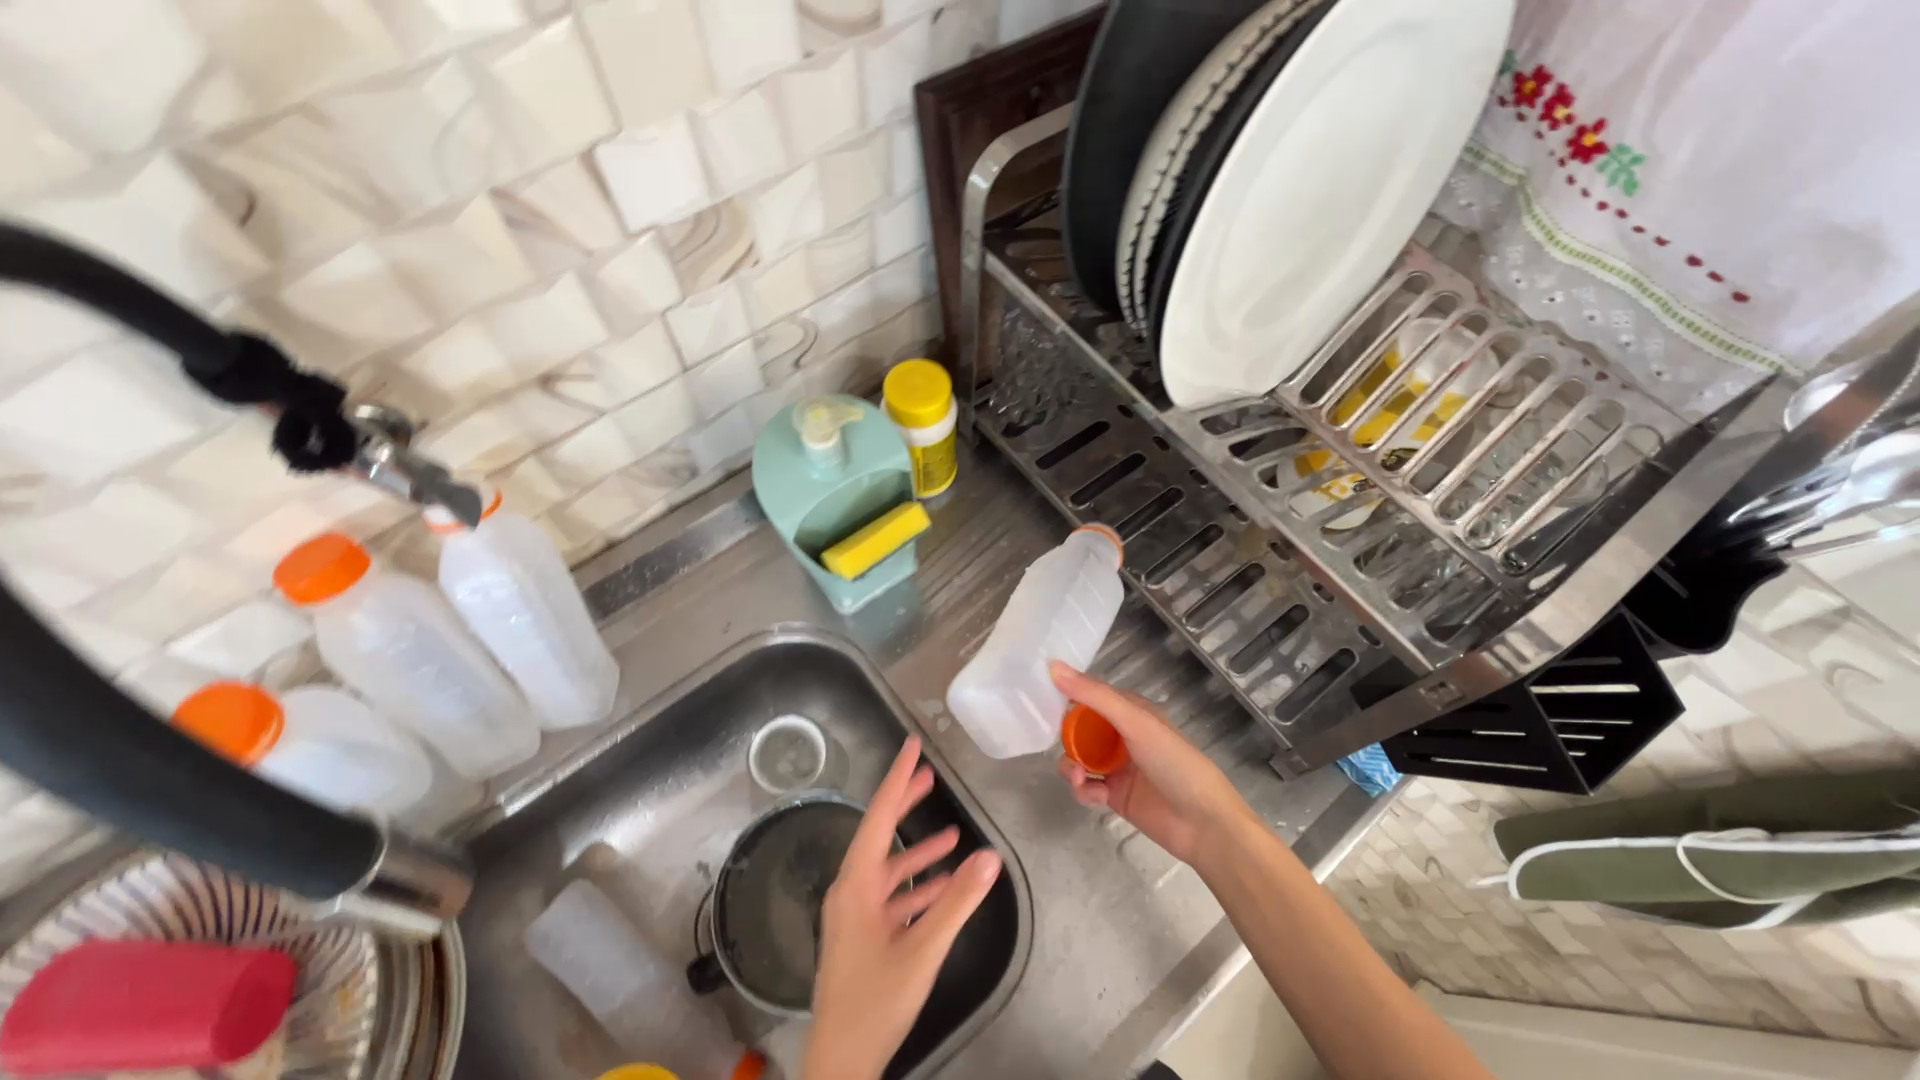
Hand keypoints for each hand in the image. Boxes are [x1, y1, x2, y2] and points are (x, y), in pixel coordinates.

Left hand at [804, 737, 1002, 1079]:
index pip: (877, 816)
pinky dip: (917, 888)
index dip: (897, 779)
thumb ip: (957, 902)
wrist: (841, 1058)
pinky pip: (892, 899)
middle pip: (879, 835)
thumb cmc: (876, 1000)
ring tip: (952, 834)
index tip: (911, 746)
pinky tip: (944, 888)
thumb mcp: (922, 950)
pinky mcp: (863, 937)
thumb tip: (989, 856)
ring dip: (918, 852)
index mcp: (856, 885)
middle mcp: (851, 892)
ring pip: (889, 870)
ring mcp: (855, 916)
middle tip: (930, 775)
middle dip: (904, 804)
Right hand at [1050, 661, 1259, 865]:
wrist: (1203, 823)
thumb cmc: (1174, 763)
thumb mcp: (1136, 723)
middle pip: (1080, 731)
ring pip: (1079, 760)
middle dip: (1068, 741)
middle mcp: (1123, 737)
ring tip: (1080, 779)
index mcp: (1132, 713)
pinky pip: (1086, 788)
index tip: (1041, 701)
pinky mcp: (1115, 796)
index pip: (1092, 696)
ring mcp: (1118, 768)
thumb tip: (1052, 666)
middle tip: (1067, 751)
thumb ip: (1095, 696)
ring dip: (1072, 768)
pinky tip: (1099, 797)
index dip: (1068, 697)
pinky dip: (1085, 791)